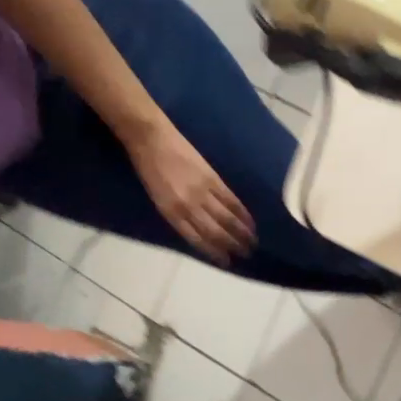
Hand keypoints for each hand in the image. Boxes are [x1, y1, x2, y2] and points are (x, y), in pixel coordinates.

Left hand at [126, 123, 254, 263]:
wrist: (150, 138)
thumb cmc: (148, 168)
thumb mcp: (156, 197)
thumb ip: (177, 214)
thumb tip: (199, 229)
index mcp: (170, 211)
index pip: (196, 238)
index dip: (214, 252)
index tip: (226, 262)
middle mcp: (188, 206)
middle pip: (216, 232)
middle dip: (232, 246)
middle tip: (246, 255)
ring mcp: (202, 193)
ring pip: (227, 219)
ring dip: (242, 233)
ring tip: (253, 242)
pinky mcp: (213, 180)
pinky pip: (232, 201)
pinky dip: (243, 214)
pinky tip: (251, 222)